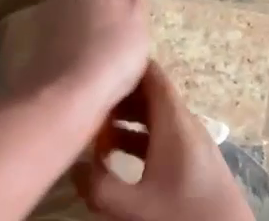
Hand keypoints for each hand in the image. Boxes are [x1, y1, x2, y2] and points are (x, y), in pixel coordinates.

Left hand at [9, 0, 150, 115]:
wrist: (64, 100)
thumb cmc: (109, 48)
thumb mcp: (134, 7)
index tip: (131, 9)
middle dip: (108, 9)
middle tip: (128, 36)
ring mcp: (44, 18)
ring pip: (81, 19)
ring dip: (95, 34)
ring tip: (113, 61)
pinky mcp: (39, 48)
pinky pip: (69, 43)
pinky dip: (81, 53)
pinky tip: (93, 73)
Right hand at [75, 63, 252, 220]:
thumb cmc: (183, 216)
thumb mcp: (134, 206)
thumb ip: (98, 185)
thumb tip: (73, 166)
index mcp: (174, 120)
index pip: (149, 70)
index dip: (122, 64)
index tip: (93, 68)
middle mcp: (185, 123)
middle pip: (149, 92)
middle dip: (117, 95)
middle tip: (86, 103)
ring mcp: (193, 143)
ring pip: (155, 117)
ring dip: (126, 120)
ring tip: (96, 132)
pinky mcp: (196, 164)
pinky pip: (163, 136)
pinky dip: (139, 138)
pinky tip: (119, 159)